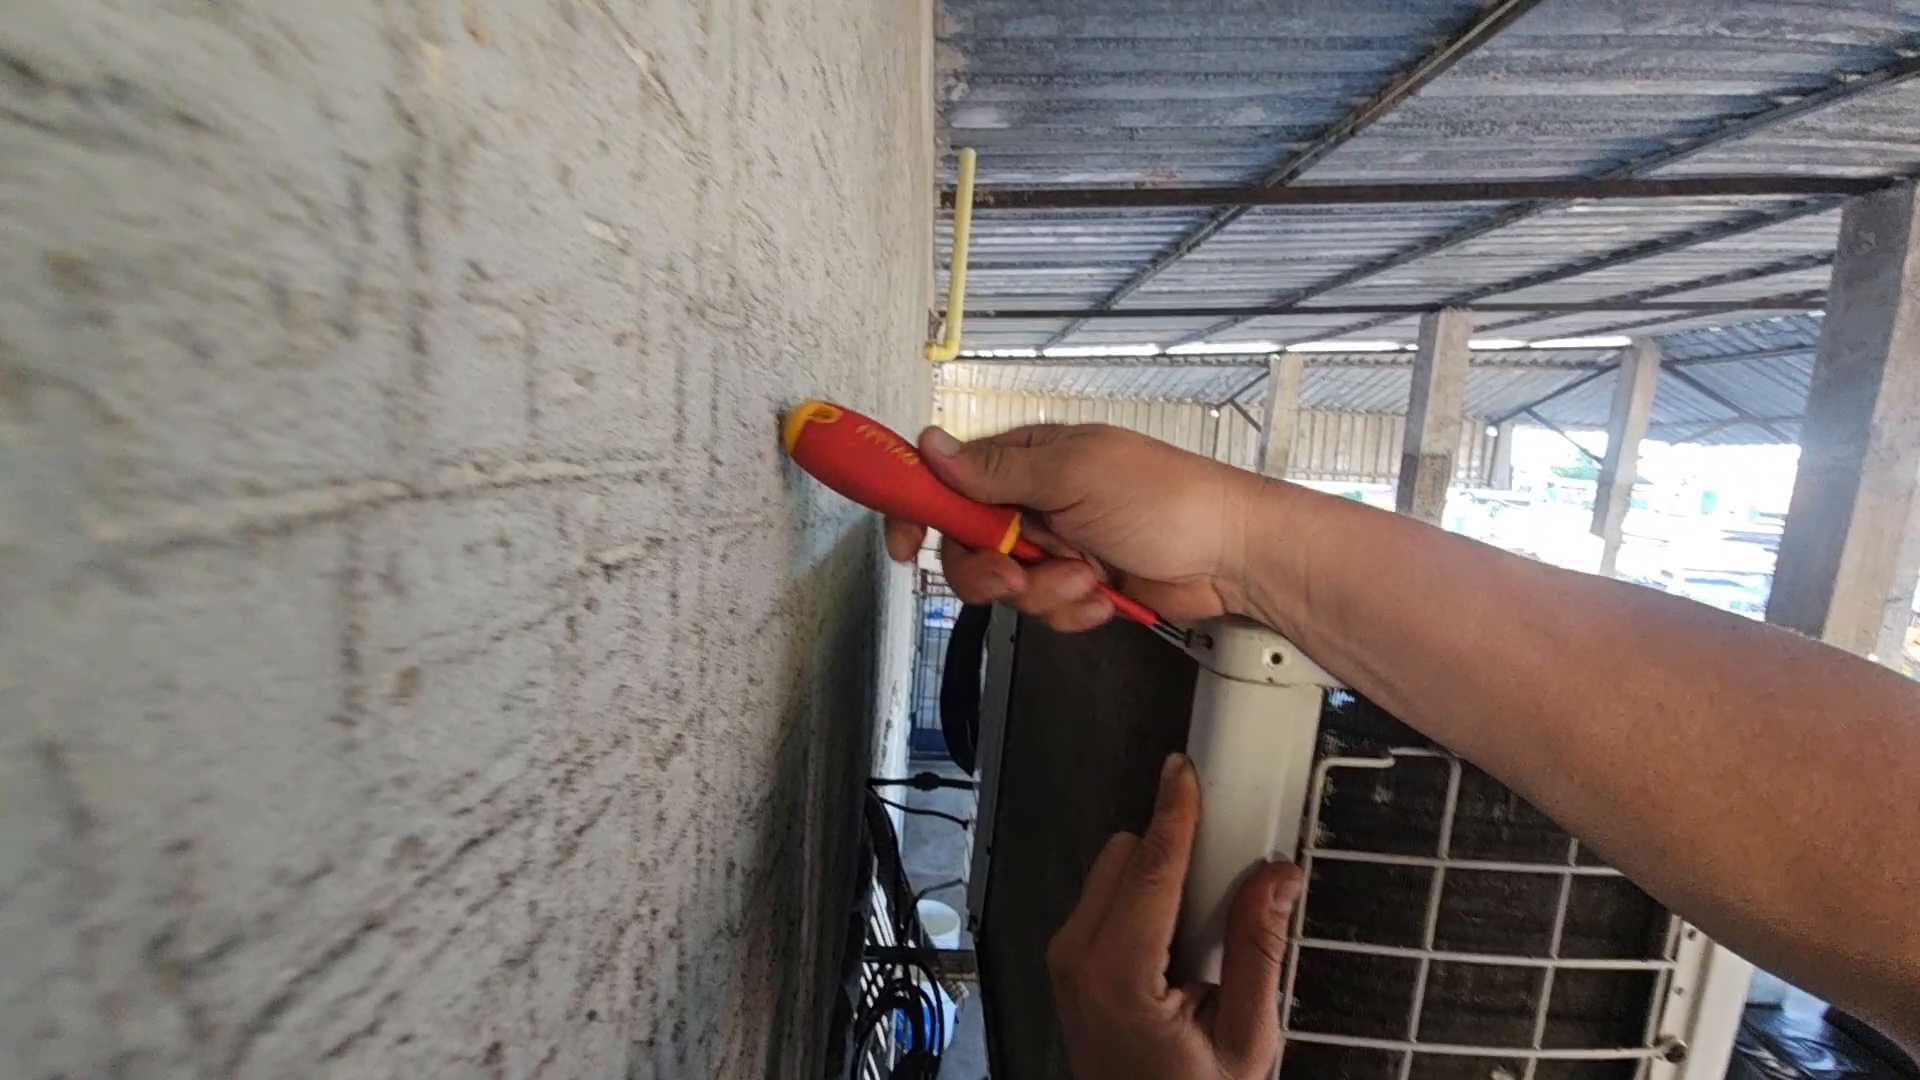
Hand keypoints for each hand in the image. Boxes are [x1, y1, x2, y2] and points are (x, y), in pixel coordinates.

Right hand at [882, 424, 1264, 630]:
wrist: (1229, 554)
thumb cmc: (1166, 497)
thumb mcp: (1074, 474)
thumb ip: (997, 471)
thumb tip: (933, 446)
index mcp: (1026, 463)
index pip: (948, 481)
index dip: (917, 510)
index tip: (903, 542)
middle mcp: (1032, 504)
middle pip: (967, 546)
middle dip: (991, 570)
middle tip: (1020, 573)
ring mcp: (1053, 547)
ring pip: (1005, 586)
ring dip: (1045, 591)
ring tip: (1088, 575)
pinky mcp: (1074, 584)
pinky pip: (1043, 610)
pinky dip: (1071, 609)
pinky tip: (1102, 596)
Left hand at [1047, 753, 1305, 1079]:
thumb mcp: (1245, 1040)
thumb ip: (1257, 949)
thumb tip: (1279, 876)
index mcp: (1116, 974)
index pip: (1152, 870)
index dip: (1174, 814)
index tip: (1183, 769)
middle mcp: (1076, 953)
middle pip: (1126, 855)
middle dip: (1173, 855)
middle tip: (1221, 884)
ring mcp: (1064, 954)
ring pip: (1112, 868)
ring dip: (1157, 877)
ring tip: (1196, 934)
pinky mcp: (1066, 956)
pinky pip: (1105, 893)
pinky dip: (1140, 897)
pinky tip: (1171, 942)